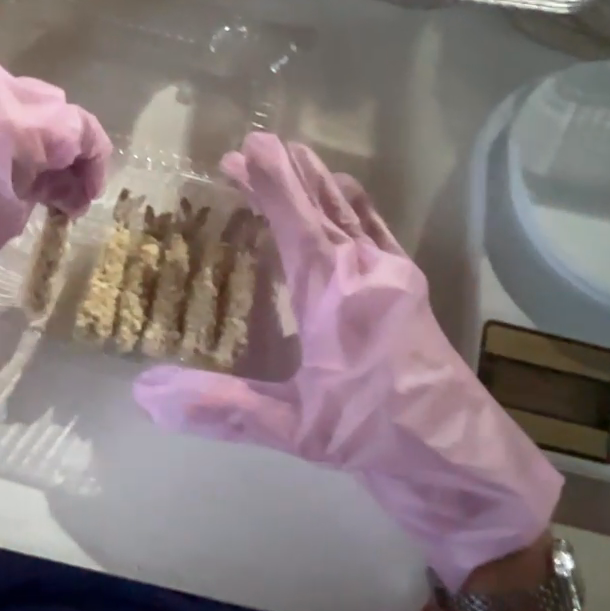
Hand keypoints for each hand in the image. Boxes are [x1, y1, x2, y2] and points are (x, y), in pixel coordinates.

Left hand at [0, 57, 111, 434]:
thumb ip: (33, 186)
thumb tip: (47, 173)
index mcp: (5, 118)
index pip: (74, 125)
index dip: (90, 164)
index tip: (82, 204)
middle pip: (39, 102)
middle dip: (56, 147)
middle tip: (53, 199)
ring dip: (18, 135)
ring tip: (11, 187)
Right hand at [133, 134, 560, 587]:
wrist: (466, 464)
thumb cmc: (377, 436)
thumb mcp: (294, 426)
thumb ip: (218, 407)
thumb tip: (143, 393)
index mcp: (336, 287)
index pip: (295, 217)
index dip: (269, 180)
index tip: (245, 146)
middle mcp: (368, 269)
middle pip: (323, 203)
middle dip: (288, 173)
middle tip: (253, 147)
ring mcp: (396, 279)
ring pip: (353, 212)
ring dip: (320, 184)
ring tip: (297, 161)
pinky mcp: (411, 295)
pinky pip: (377, 231)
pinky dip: (353, 207)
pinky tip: (350, 209)